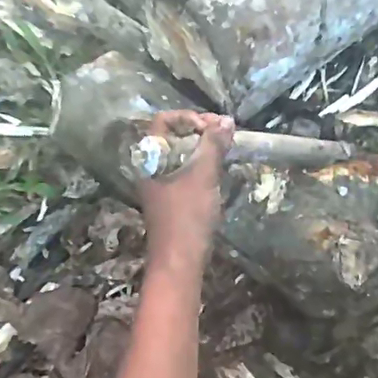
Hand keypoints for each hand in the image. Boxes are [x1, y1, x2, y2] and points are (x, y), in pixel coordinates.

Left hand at [137, 110, 232, 266]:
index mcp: (151, 156)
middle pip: (172, 135)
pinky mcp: (169, 196)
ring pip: (179, 153)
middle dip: (199, 130)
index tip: (211, 127)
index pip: (164, 120)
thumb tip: (226, 120)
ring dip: (201, 147)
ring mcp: (158, 182)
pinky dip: (199, 163)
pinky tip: (217, 169)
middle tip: (224, 134)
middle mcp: (150, 165)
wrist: (178, 260)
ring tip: (225, 148)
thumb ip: (214, 144)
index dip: (188, 117)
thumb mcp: (204, 174)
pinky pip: (183, 169)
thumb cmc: (188, 214)